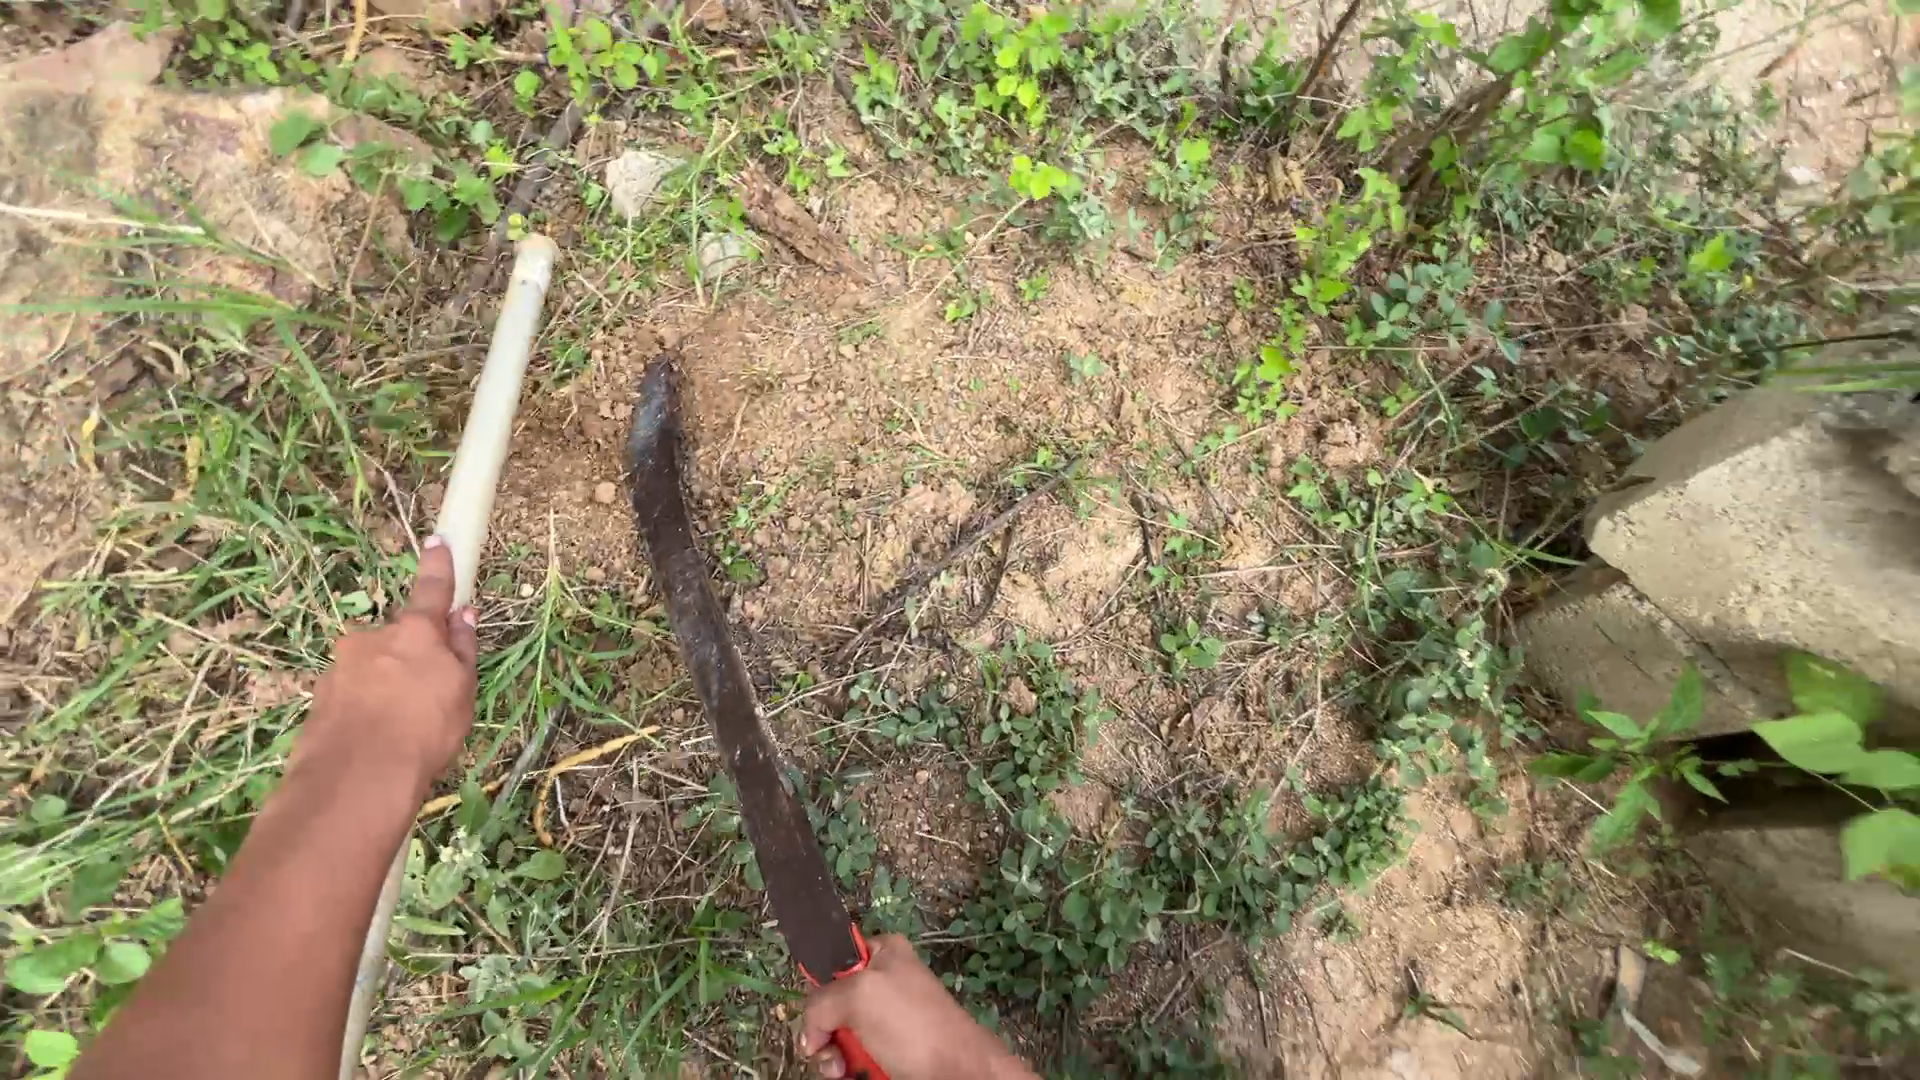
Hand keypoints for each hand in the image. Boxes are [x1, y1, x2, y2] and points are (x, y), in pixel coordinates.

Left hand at [296, 535, 477, 794]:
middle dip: (415, 655)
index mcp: (414, 632)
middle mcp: (372, 640)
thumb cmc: (425, 728)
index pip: (432, 590)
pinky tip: (381, 735)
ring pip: (375, 668)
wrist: (355, 779)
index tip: (439, 540)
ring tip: (406, 725)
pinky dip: (370, 705)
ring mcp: (340, 668)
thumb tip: (462, 615)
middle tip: (434, 692)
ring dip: (391, 685)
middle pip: (400, 638)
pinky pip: (355, 692)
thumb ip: (461, 650)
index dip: (439, 565)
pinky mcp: (320, 698)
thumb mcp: (462, 688)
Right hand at [799, 936, 1037, 1079]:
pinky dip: (848, 1073)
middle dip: (825, 1033)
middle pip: (833, 1006)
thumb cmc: (911, 1022)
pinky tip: (854, 1078)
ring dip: (834, 1059)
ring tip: (844, 1072)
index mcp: (883, 953)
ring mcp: (886, 1021)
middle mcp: (883, 983)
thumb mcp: (860, 994)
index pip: (835, 961)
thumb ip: (822, 1001)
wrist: (955, 1071)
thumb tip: (812, 1033)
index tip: (818, 1017)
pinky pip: (854, 1062)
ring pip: (840, 1039)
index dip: (820, 989)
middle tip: (830, 1049)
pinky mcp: (888, 1054)